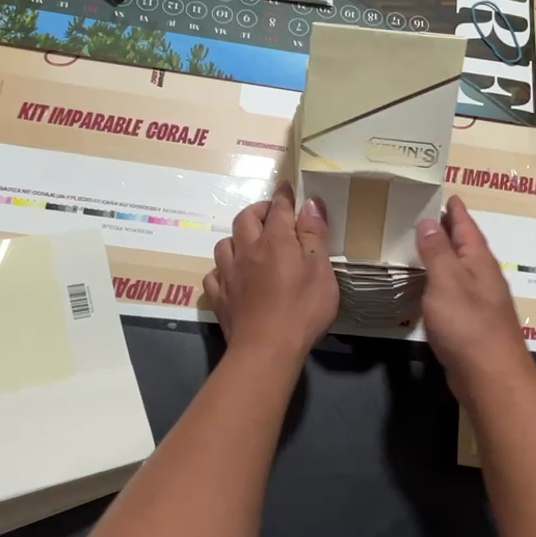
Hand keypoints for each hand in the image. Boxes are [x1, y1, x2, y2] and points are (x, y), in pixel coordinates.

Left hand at [204, 183, 337, 364]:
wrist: (266, 349)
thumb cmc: (301, 309)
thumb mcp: (321, 270)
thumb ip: (315, 235)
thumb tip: (310, 203)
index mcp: (275, 241)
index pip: (278, 208)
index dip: (284, 196)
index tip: (286, 187)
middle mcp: (247, 250)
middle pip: (246, 219)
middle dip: (257, 211)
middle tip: (270, 214)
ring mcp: (229, 274)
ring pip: (225, 243)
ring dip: (236, 238)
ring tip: (248, 244)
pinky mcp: (219, 296)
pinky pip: (214, 273)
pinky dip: (222, 269)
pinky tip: (230, 276)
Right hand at [416, 196, 535, 396]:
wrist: (490, 376)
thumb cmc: (468, 324)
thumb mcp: (447, 281)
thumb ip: (437, 251)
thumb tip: (428, 222)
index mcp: (479, 262)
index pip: (466, 227)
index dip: (455, 210)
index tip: (446, 194)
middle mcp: (483, 277)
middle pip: (466, 246)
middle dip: (449, 230)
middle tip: (428, 214)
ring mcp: (480, 301)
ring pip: (460, 269)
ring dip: (444, 255)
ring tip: (423, 245)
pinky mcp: (472, 322)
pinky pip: (454, 290)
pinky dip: (441, 281)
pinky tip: (428, 287)